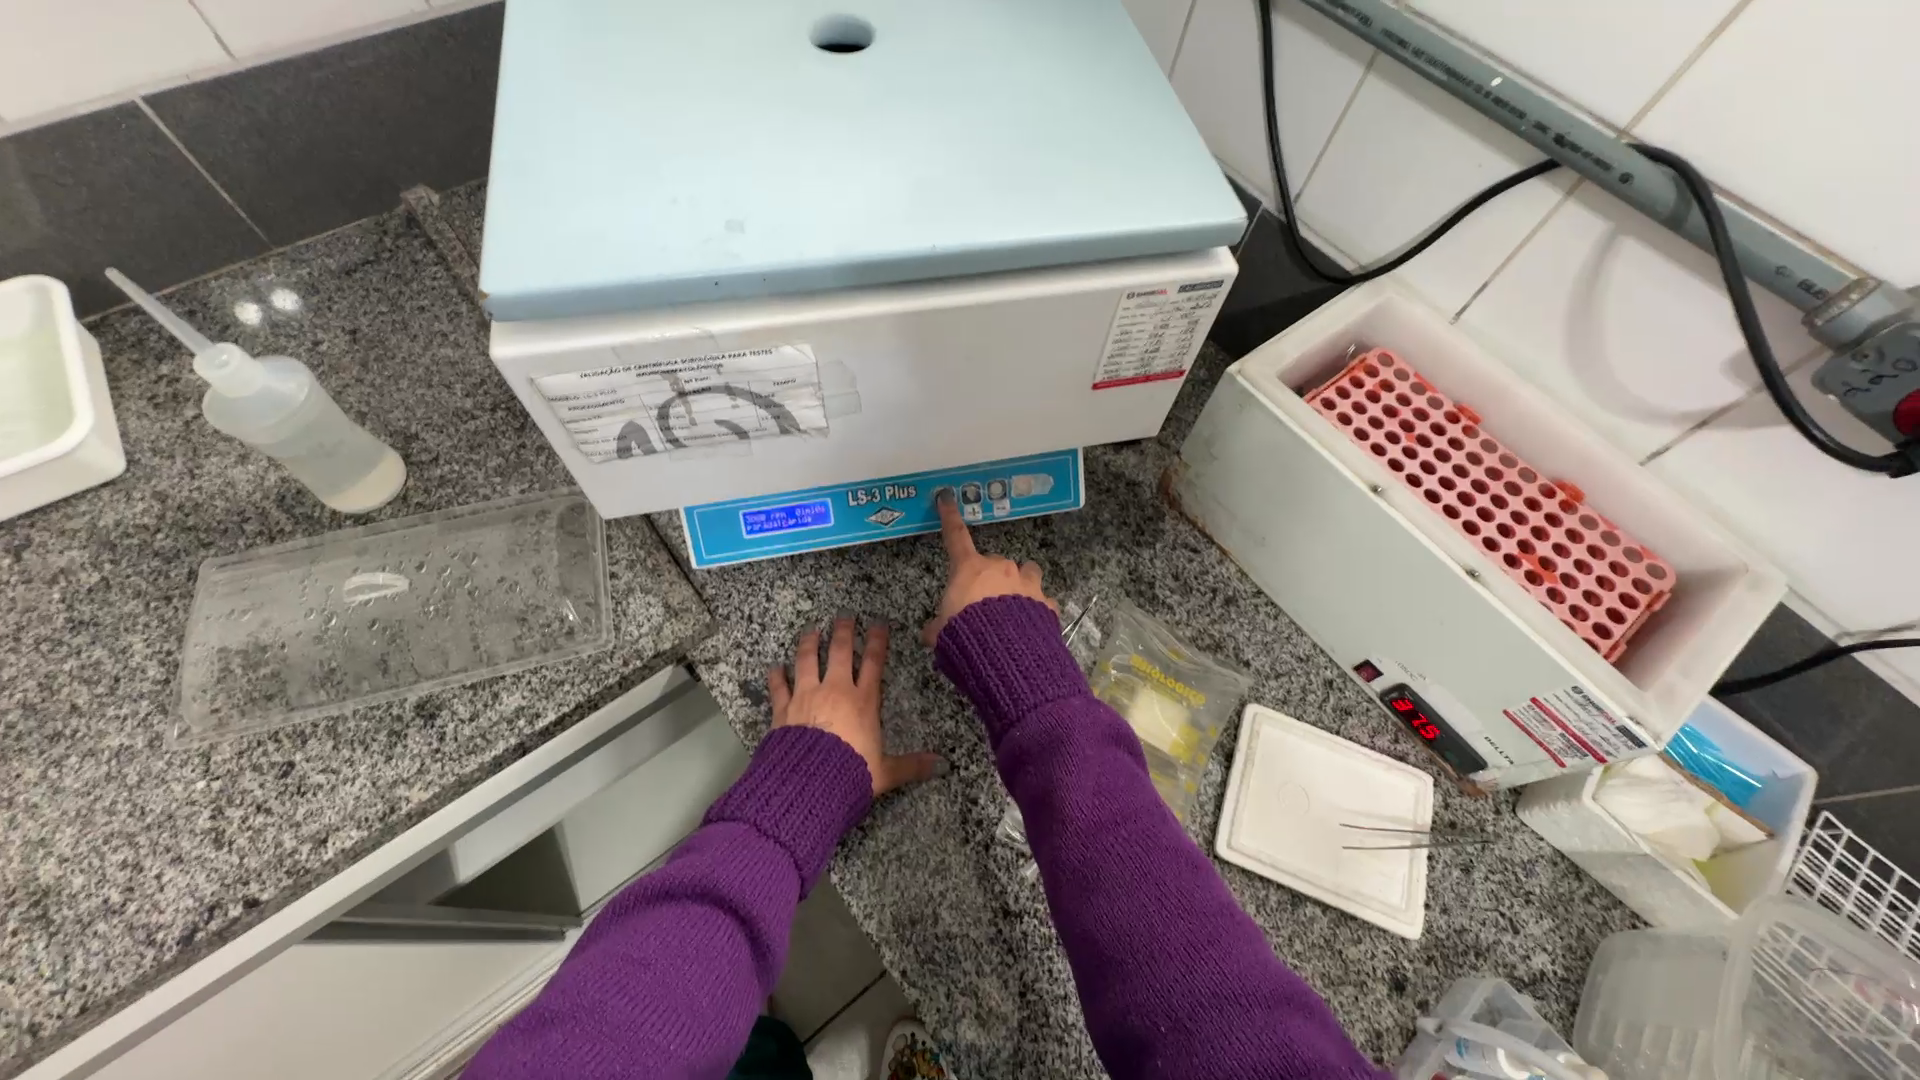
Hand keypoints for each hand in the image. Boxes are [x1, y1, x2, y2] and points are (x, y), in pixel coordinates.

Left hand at [768, 617, 943, 795]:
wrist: (809, 784)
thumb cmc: (851, 774)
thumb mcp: (886, 771)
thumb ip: (912, 765)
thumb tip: (942, 765)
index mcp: (863, 702)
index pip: (874, 664)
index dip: (877, 641)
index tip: (878, 623)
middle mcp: (835, 691)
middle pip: (840, 653)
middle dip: (843, 631)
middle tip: (843, 615)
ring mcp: (806, 697)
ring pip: (807, 661)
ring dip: (809, 643)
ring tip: (810, 630)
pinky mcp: (783, 710)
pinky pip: (778, 687)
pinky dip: (776, 676)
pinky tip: (774, 666)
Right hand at [920, 489, 1057, 647]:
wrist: (1006, 654)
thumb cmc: (965, 635)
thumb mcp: (941, 634)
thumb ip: (936, 629)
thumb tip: (930, 634)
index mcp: (970, 570)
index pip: (955, 536)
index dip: (949, 516)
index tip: (947, 497)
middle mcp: (1000, 569)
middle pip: (995, 562)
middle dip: (990, 577)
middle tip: (984, 602)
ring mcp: (1027, 584)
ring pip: (1026, 572)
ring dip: (1020, 583)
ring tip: (1015, 604)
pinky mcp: (1046, 603)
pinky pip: (1041, 601)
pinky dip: (1036, 610)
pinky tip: (1031, 626)